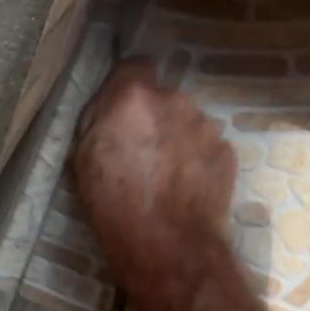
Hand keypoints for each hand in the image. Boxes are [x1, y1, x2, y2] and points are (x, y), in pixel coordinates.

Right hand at [72, 60, 235, 310]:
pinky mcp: (227, 151)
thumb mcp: (82, 157)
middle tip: (140, 152)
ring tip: (164, 176)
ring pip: (186, 122)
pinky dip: (196, 160)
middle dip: (151, 117)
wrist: (168, 245)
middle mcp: (175, 100)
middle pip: (161, 98)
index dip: (126, 84)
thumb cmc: (113, 203)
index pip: (134, 65)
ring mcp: (206, 125)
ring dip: (176, 138)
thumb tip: (110, 105)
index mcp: (134, 96)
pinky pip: (205, 146)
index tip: (120, 108)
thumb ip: (98, 119)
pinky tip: (185, 188)